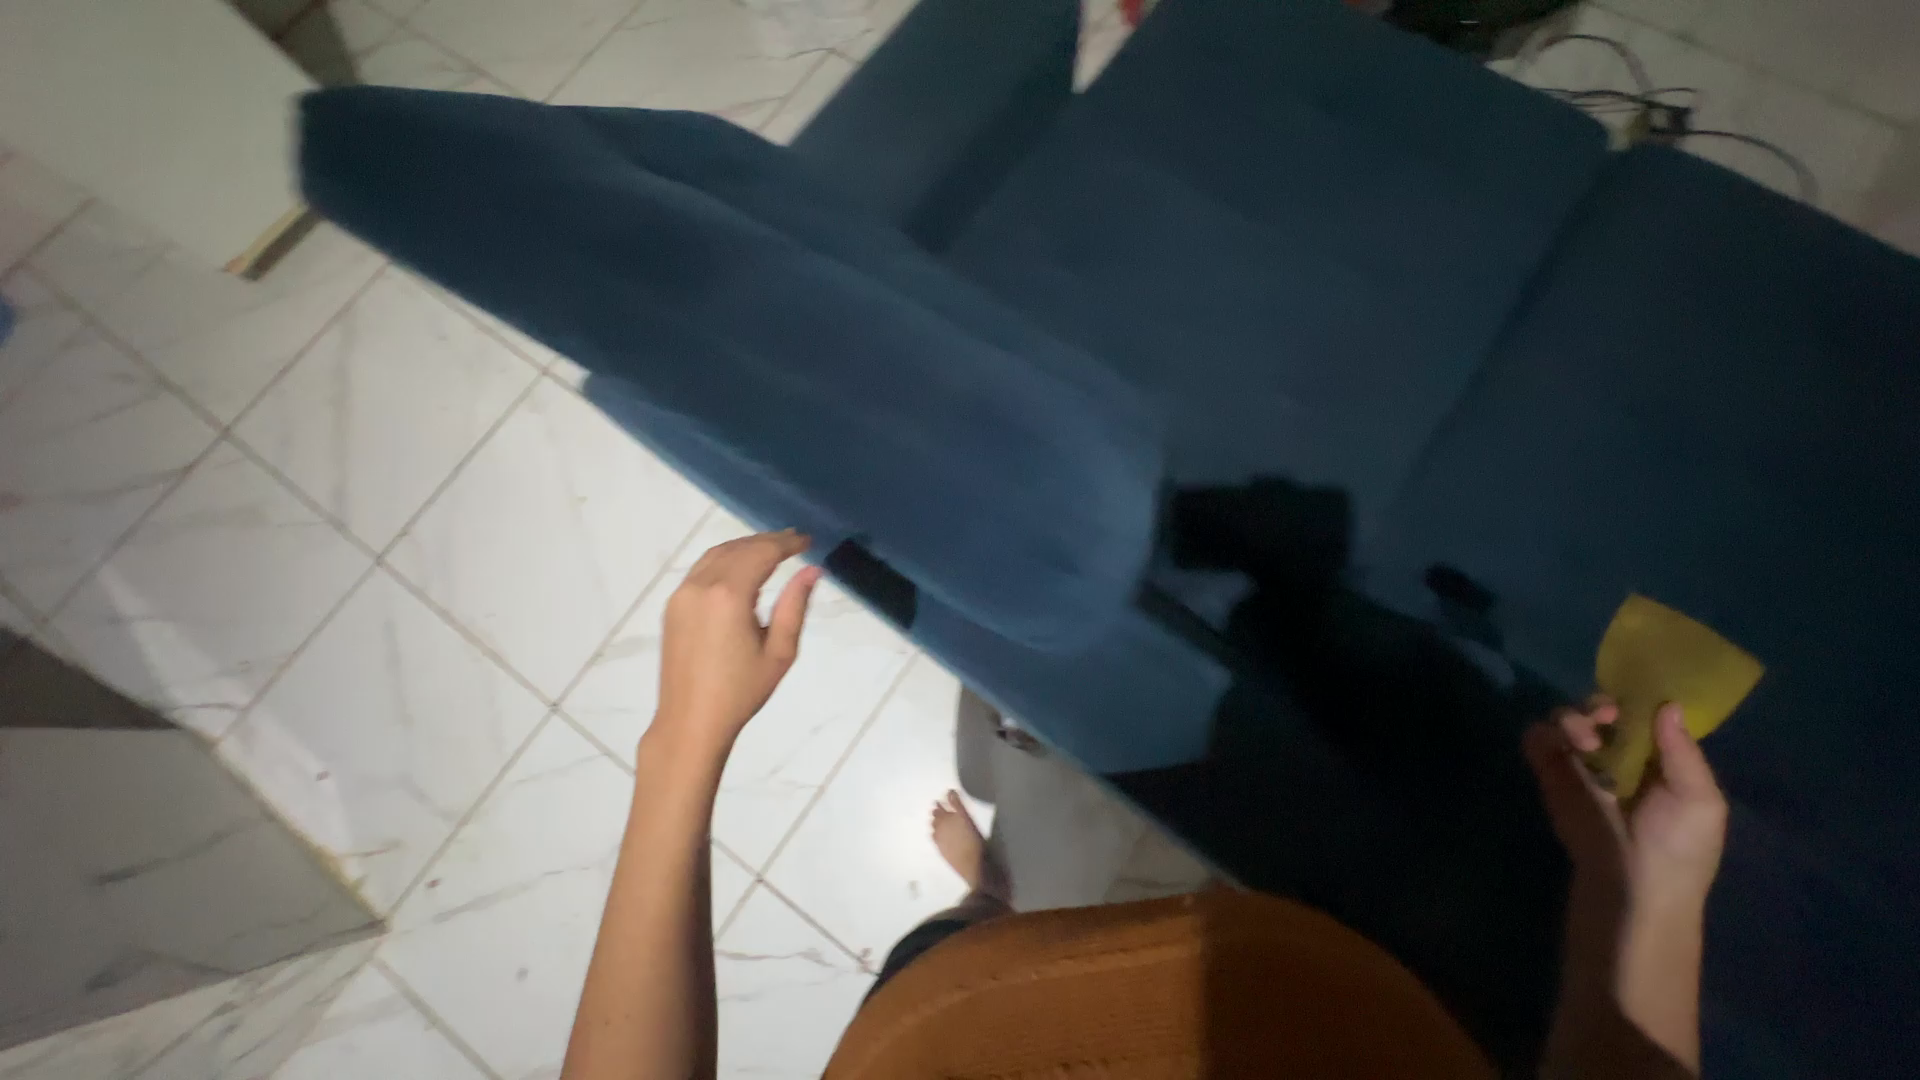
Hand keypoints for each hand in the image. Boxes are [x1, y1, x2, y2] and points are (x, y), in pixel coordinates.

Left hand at [655, 530, 821, 748]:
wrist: (691, 721)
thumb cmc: (741, 691)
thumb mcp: (780, 651)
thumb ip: (795, 605)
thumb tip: (812, 570)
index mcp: (729, 596)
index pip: (761, 553)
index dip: (787, 543)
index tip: (807, 540)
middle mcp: (701, 586)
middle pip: (738, 548)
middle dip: (767, 541)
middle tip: (794, 541)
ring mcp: (681, 594)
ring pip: (716, 554)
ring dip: (744, 547)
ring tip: (772, 550)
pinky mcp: (673, 606)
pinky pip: (701, 569)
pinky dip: (725, 560)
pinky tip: (742, 570)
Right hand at [1525, 699, 1728, 914]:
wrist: (1629, 888)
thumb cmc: (1677, 848)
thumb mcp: (1700, 802)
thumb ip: (1682, 753)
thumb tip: (1667, 704)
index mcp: (1657, 759)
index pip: (1642, 715)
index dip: (1635, 701)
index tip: (1630, 703)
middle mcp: (1617, 755)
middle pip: (1598, 711)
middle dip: (1597, 706)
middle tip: (1602, 718)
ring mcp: (1578, 764)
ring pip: (1565, 719)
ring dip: (1571, 719)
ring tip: (1582, 744)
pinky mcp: (1547, 774)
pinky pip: (1536, 739)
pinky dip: (1540, 733)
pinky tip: (1556, 747)